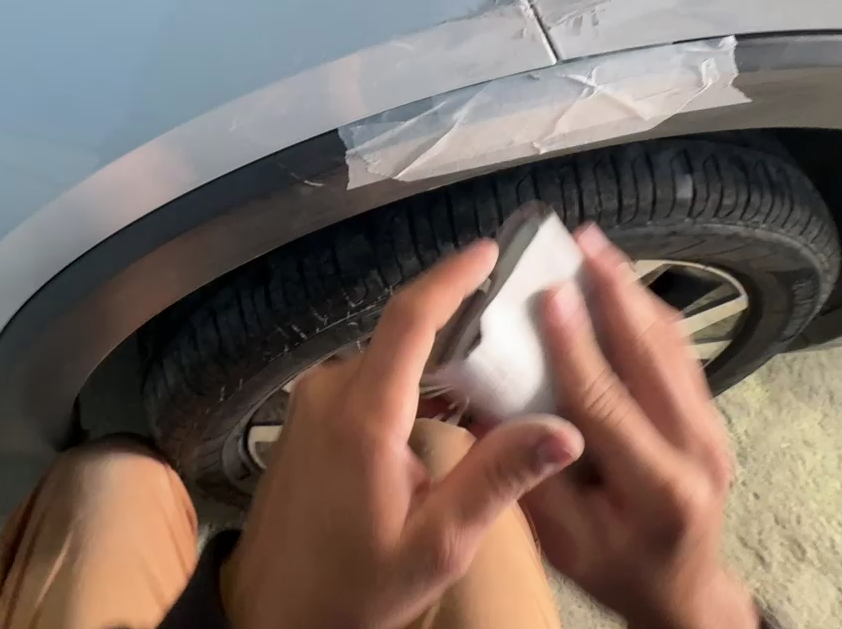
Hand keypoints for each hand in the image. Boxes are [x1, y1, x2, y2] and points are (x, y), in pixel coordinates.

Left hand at [222, 240, 584, 628]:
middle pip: (401, 333)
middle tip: (511, 317)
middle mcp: (330, 387)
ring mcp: (312, 397)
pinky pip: (364, 376)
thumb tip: (564, 429)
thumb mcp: (438, 544)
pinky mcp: (306, 412)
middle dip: (455, 318)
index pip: (409, 319)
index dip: (450, 277)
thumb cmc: (358, 586)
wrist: (276, 614)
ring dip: (430, 355)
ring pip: (384, 356)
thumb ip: (496, 479)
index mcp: (363, 412)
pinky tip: (436, 402)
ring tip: (485, 365)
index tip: (488, 249)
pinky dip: (403, 377)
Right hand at [521, 225, 758, 628]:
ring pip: (670, 343)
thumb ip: (528, 467)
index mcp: (658, 490)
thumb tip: (486, 397)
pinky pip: (678, 348)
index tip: (550, 293)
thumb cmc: (612, 565)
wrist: (685, 589)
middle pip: (652, 356)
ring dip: (631, 288)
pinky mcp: (709, 412)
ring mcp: (712, 428)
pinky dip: (647, 307)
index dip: (575, 346)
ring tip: (596, 247)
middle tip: (580, 241)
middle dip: (614, 291)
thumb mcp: (559, 537)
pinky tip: (619, 280)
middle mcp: (696, 450)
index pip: (606, 402)